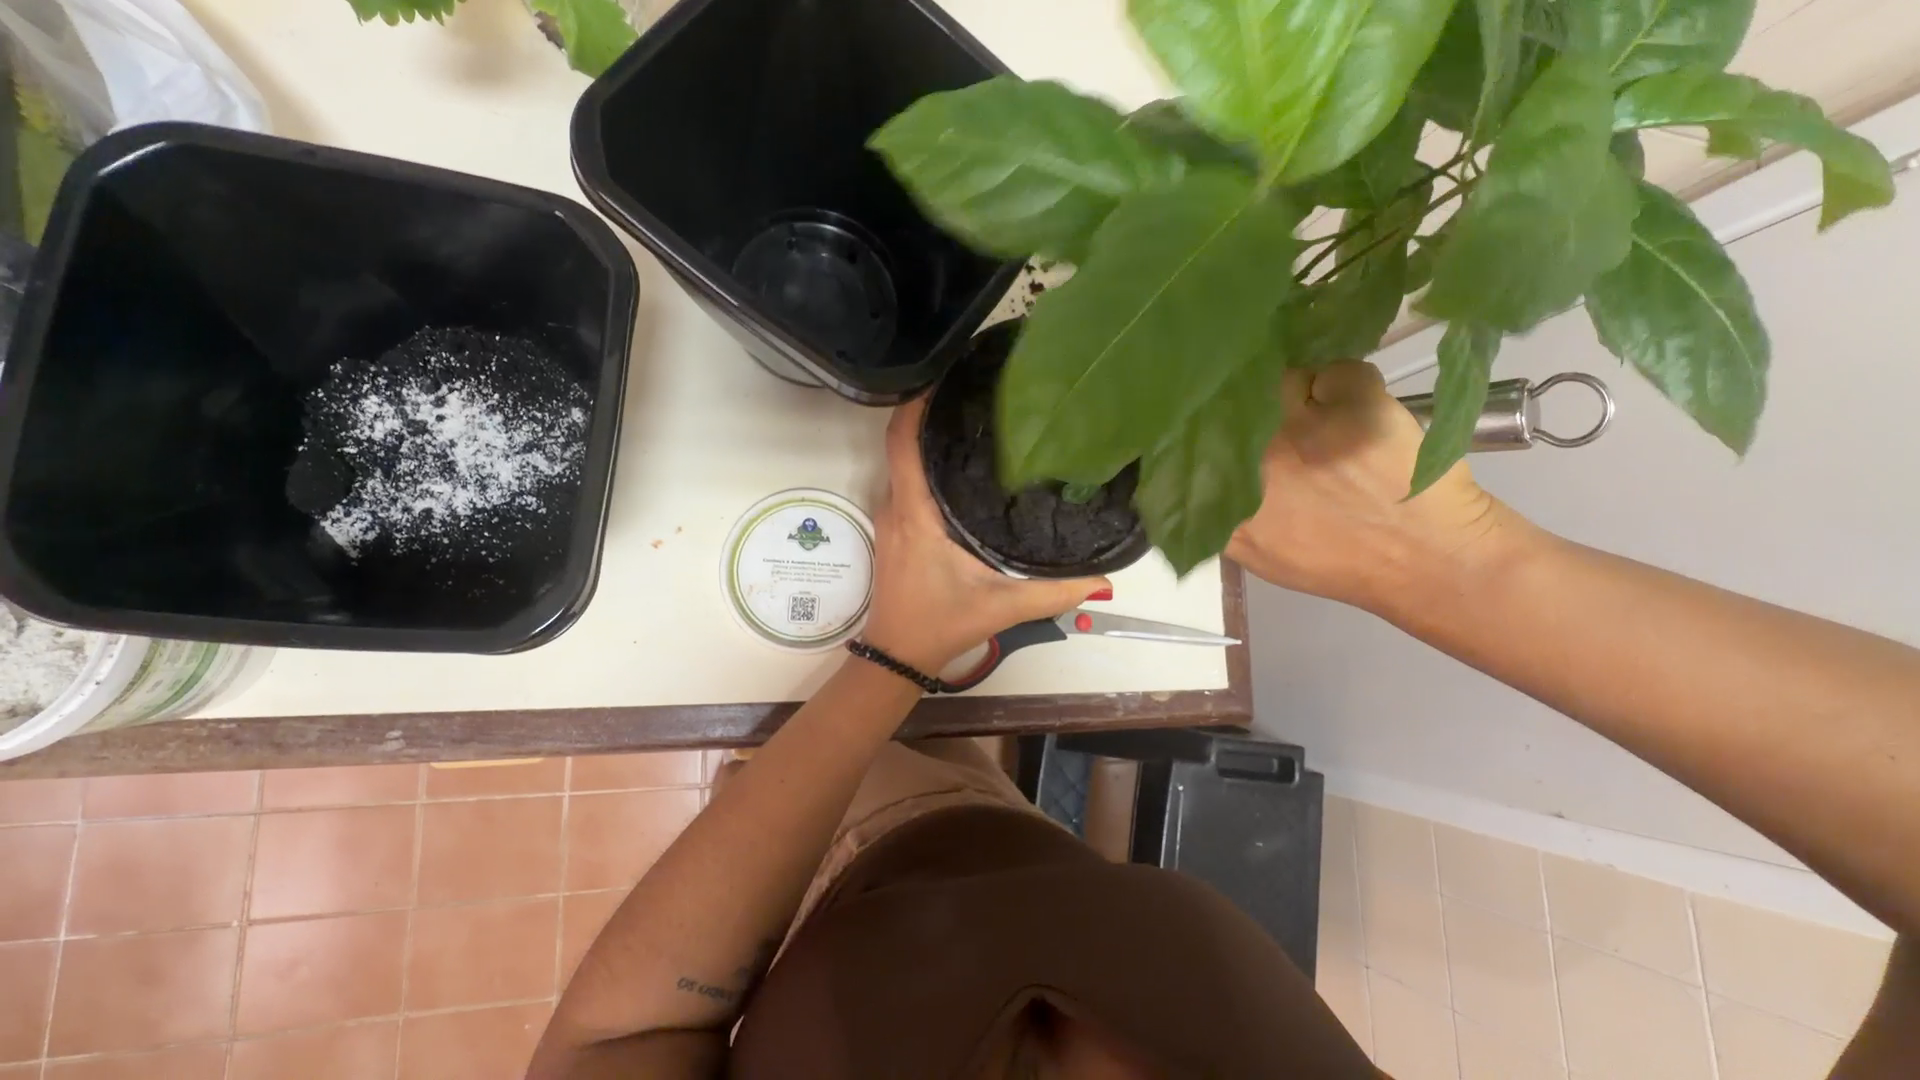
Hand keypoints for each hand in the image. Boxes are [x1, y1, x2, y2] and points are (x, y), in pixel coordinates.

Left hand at [860, 396, 1109, 674]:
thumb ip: (1053, 592)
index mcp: (914, 512)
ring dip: (930, 435)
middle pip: (903, 441)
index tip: (945, 373)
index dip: (916, 401)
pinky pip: (907, 478)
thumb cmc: (940, 625)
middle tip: (975, 387)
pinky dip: (928, 460)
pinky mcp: (897, 527)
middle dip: (931, 408)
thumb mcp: (1002, 607)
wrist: (897, 655)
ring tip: (975, 414)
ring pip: (905, 461)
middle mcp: (896, 505)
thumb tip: (1104, 578)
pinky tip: (964, 458)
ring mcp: (892, 516)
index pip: (902, 440)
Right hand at [1227, 361, 1523, 611]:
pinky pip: (1337, 370)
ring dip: (1302, 392)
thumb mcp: (1255, 551)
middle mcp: (1257, 458)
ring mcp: (1305, 427)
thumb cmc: (1338, 562)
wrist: (1426, 561)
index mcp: (1226, 499)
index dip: (1210, 428)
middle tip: (1283, 425)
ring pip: (1285, 376)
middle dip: (1255, 406)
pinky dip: (1349, 386)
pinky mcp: (1355, 404)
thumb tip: (1199, 465)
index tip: (1229, 434)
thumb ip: (1217, 510)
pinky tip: (1362, 418)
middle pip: (1238, 400)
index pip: (1196, 441)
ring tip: (1327, 424)